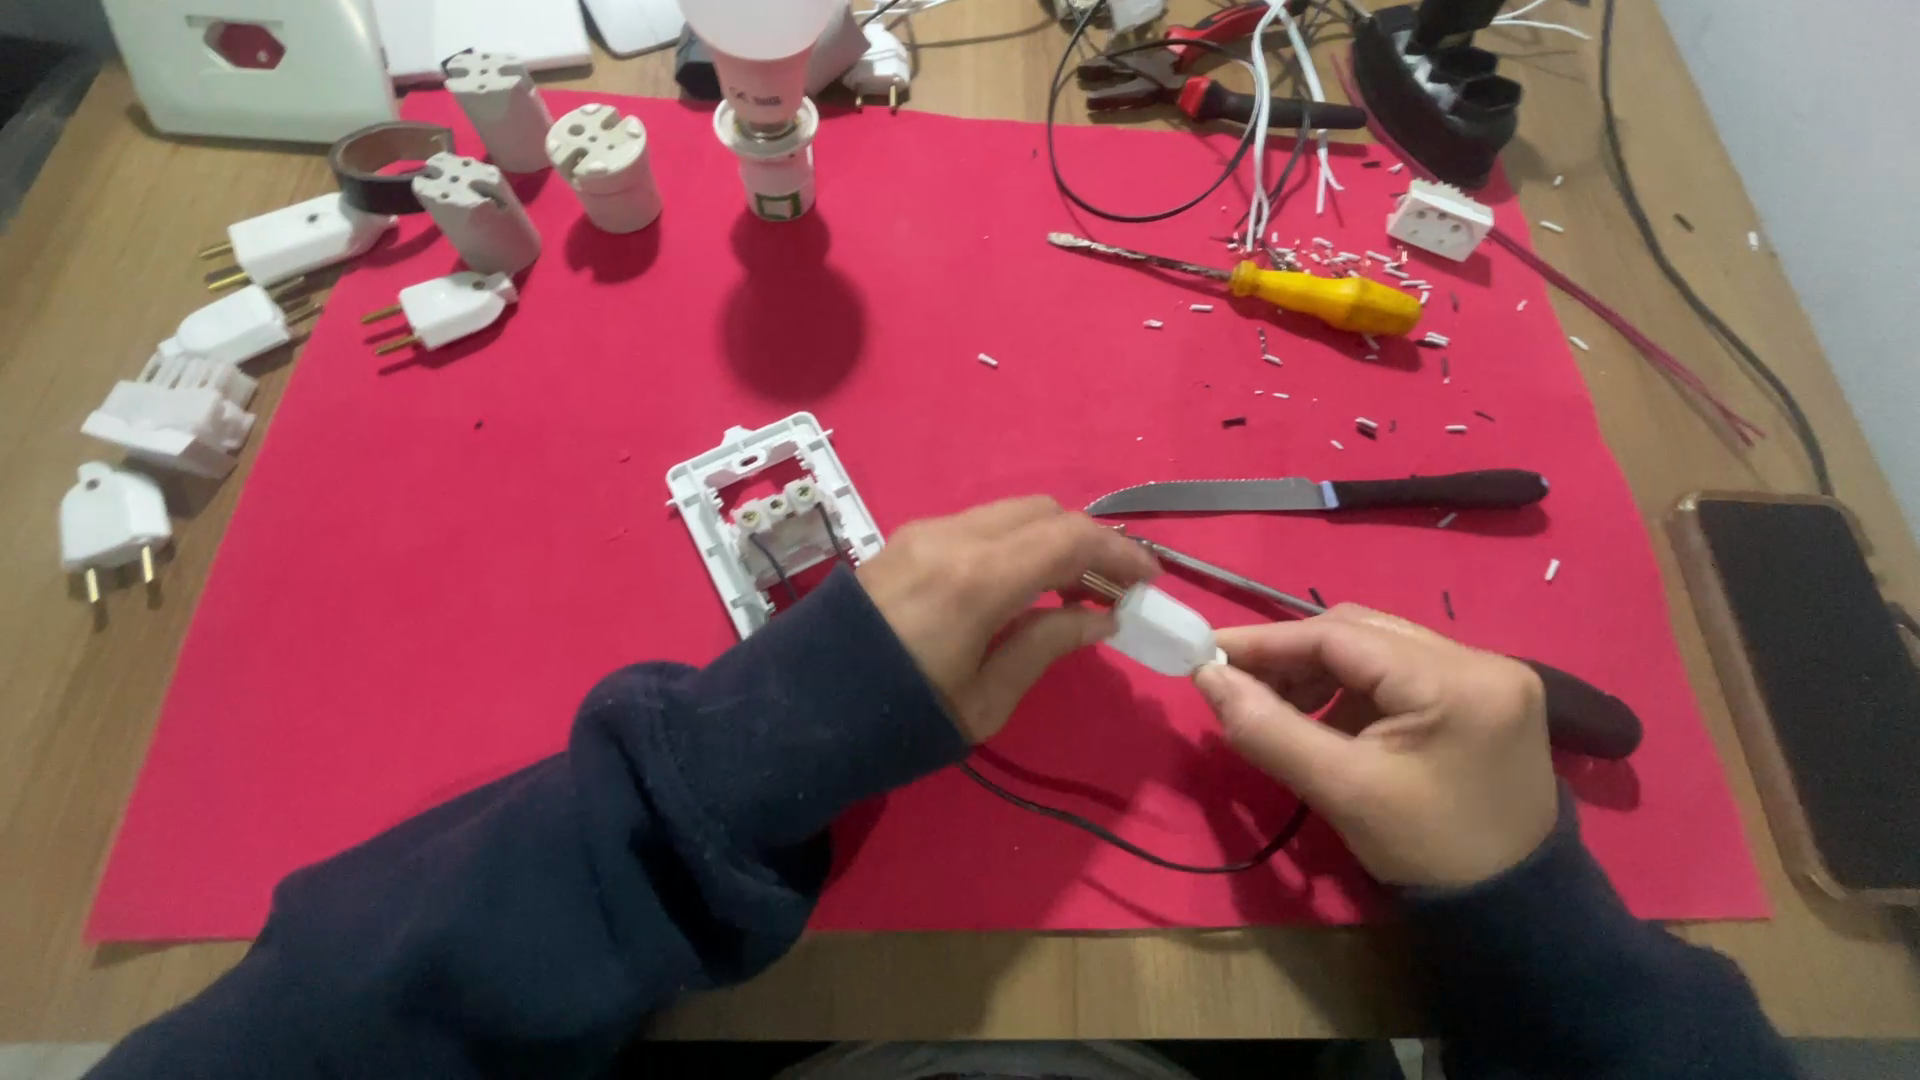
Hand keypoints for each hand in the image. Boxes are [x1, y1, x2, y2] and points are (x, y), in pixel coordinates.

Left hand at [857, 496, 1157, 742]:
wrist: (795, 717)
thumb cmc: (896, 723)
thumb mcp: (985, 701)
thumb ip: (1046, 646)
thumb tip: (1102, 618)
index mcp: (976, 578)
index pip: (1070, 537)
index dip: (1120, 552)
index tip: (1150, 579)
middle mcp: (950, 537)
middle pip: (1042, 513)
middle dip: (1088, 542)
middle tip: (1113, 590)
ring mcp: (921, 532)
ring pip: (1008, 514)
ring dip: (1050, 540)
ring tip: (1072, 591)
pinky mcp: (902, 541)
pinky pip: (976, 526)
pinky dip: (1013, 544)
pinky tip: (1021, 587)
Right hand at [1193, 605, 1557, 887]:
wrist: (1513, 907)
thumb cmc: (1426, 850)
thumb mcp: (1339, 789)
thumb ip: (1266, 727)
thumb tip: (1206, 675)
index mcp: (1455, 681)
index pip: (1340, 636)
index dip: (1267, 641)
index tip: (1209, 652)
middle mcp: (1479, 659)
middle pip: (1358, 631)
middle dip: (1291, 654)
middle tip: (1238, 681)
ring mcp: (1485, 673)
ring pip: (1373, 645)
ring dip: (1317, 668)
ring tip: (1279, 704)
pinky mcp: (1478, 692)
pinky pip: (1394, 667)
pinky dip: (1348, 684)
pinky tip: (1325, 714)